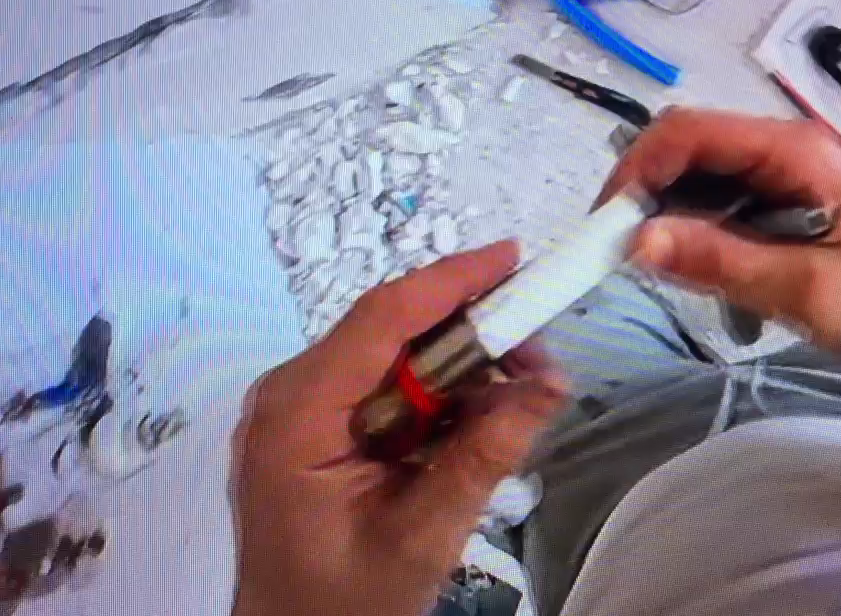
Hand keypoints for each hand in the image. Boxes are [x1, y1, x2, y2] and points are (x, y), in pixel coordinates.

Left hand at [230, 243, 567, 615]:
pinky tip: (472, 410)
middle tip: (534, 349)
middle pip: (391, 327)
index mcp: (297, 412)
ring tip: (515, 387)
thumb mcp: (419, 540)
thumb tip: (548, 387)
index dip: (449, 280)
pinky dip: (436, 387)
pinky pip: (387, 377)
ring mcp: (302, 400)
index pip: (380, 318)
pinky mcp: (320, 415)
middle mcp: (292, 388)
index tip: (511, 258)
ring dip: (458, 361)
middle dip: (469, 329)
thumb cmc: (342, 607)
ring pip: (395, 349)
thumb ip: (481, 460)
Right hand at [599, 109, 840, 363]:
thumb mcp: (808, 292)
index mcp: (790, 150)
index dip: (639, 166)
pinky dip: (679, 219)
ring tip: (642, 255)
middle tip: (615, 243)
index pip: (690, 131)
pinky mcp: (766, 193)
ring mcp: (770, 168)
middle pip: (682, 142)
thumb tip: (637, 242)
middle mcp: (774, 146)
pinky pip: (705, 192)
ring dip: (656, 204)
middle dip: (640, 185)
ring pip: (687, 167)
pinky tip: (679, 254)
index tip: (610, 222)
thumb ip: (722, 262)